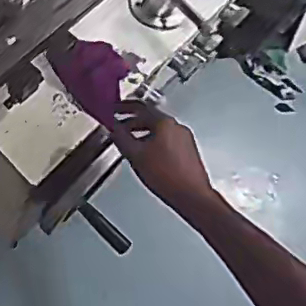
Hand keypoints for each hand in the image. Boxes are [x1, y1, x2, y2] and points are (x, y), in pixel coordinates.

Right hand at [111, 100, 217, 215]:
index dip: (123, 107)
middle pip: (150, 118)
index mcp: (165, 123)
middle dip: (132, 122)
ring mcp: (185, 140)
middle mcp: (177, 128)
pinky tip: (146, 155)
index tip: (115, 109)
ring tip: (130, 142)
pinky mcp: (188, 152)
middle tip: (119, 126)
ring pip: (158, 130)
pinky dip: (153, 142)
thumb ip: (120, 137)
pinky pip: (167, 140)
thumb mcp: (134, 154)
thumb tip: (113, 127)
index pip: (140, 107)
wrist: (192, 197)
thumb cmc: (169, 177)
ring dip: (142, 133)